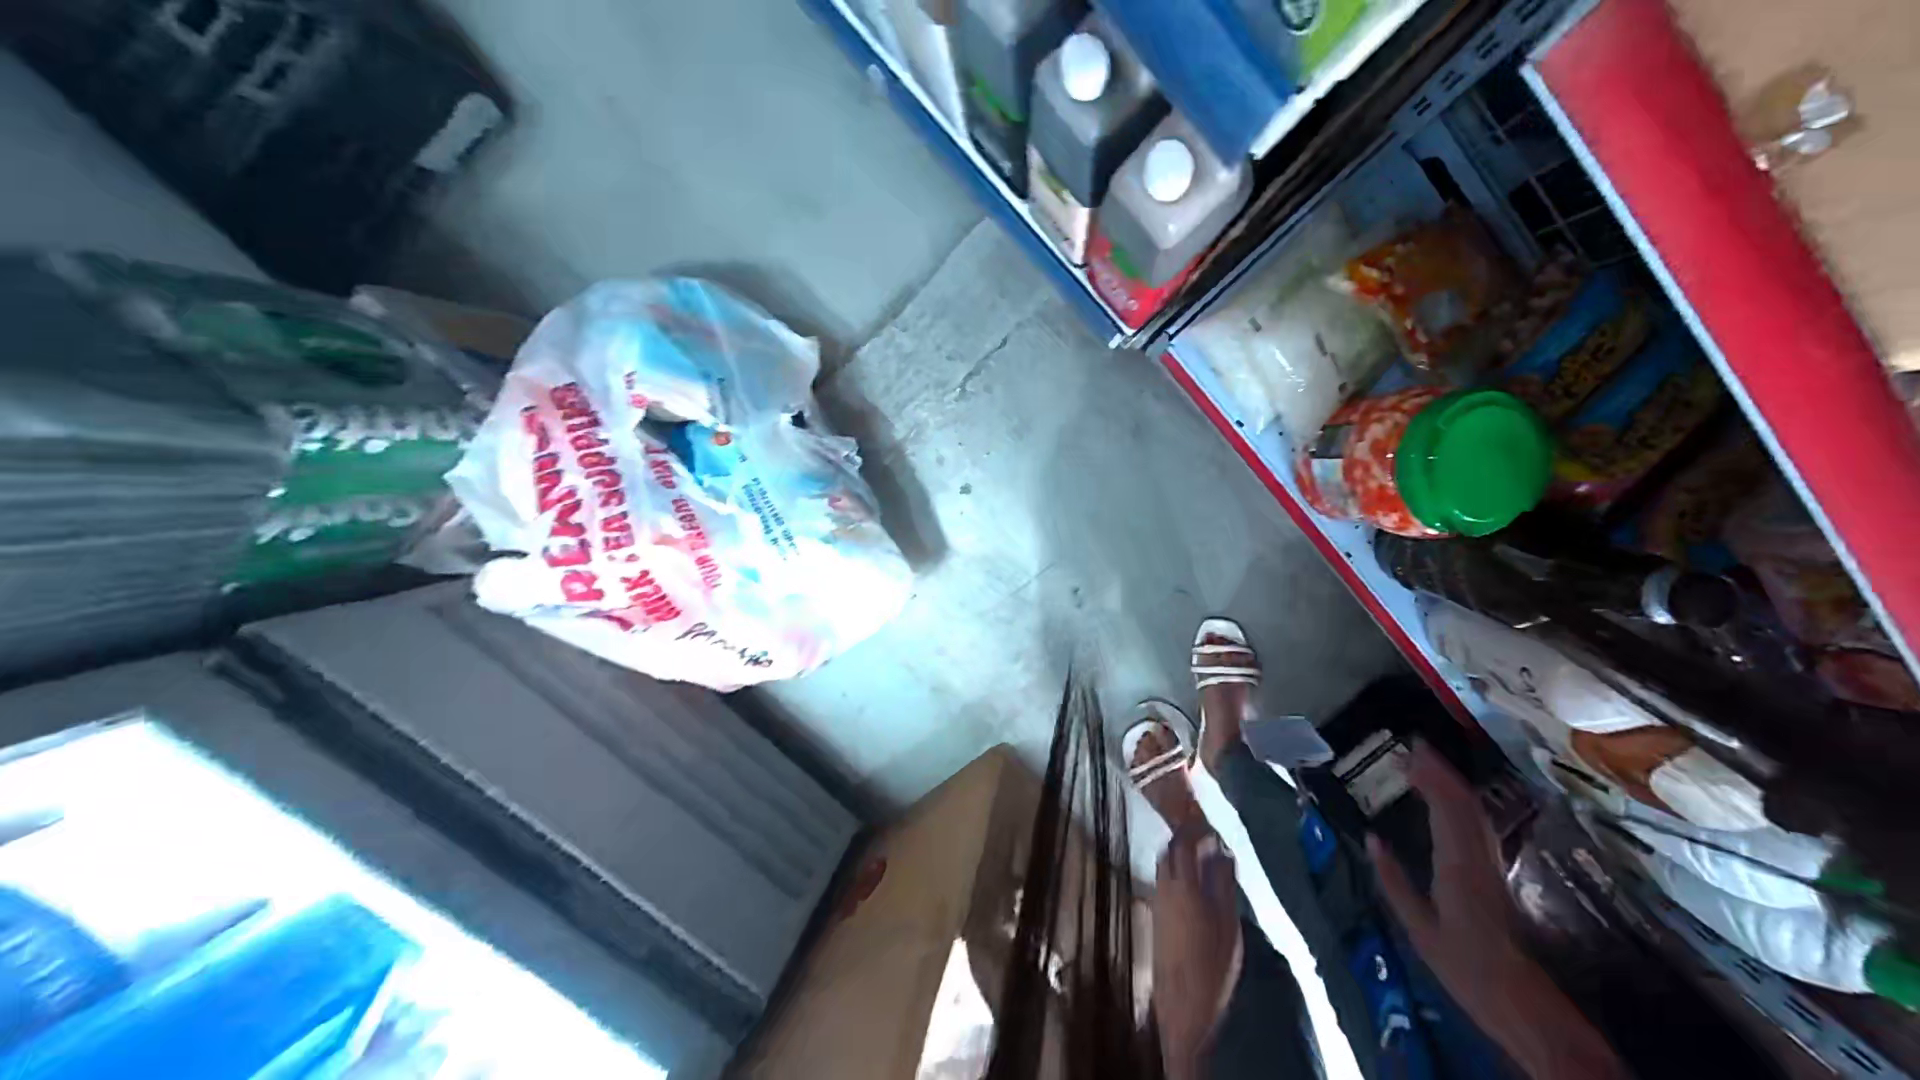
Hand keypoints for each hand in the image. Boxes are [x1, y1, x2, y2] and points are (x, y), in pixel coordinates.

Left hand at [1152, 824, 1242, 1079]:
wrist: (1182, 1003)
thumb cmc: (1212, 966)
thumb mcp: (1228, 925)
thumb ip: (1223, 885)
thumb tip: (1223, 852)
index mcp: (1183, 884)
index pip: (1184, 842)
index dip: (1196, 827)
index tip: (1210, 821)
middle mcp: (1163, 885)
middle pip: (1170, 849)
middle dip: (1185, 837)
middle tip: (1207, 835)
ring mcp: (1156, 898)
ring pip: (1165, 863)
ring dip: (1179, 853)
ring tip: (1202, 855)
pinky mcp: (1154, 913)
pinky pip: (1163, 878)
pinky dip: (1176, 870)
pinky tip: (1191, 880)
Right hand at [1367, 741, 1524, 991]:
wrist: (1517, 996)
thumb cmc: (1461, 964)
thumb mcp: (1417, 927)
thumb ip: (1393, 880)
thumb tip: (1372, 837)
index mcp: (1456, 866)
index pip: (1446, 808)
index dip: (1431, 777)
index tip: (1410, 752)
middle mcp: (1477, 857)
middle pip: (1463, 802)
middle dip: (1440, 770)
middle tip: (1414, 746)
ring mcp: (1489, 863)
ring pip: (1473, 811)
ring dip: (1451, 782)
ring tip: (1425, 763)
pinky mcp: (1492, 871)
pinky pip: (1475, 824)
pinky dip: (1458, 801)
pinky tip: (1444, 797)